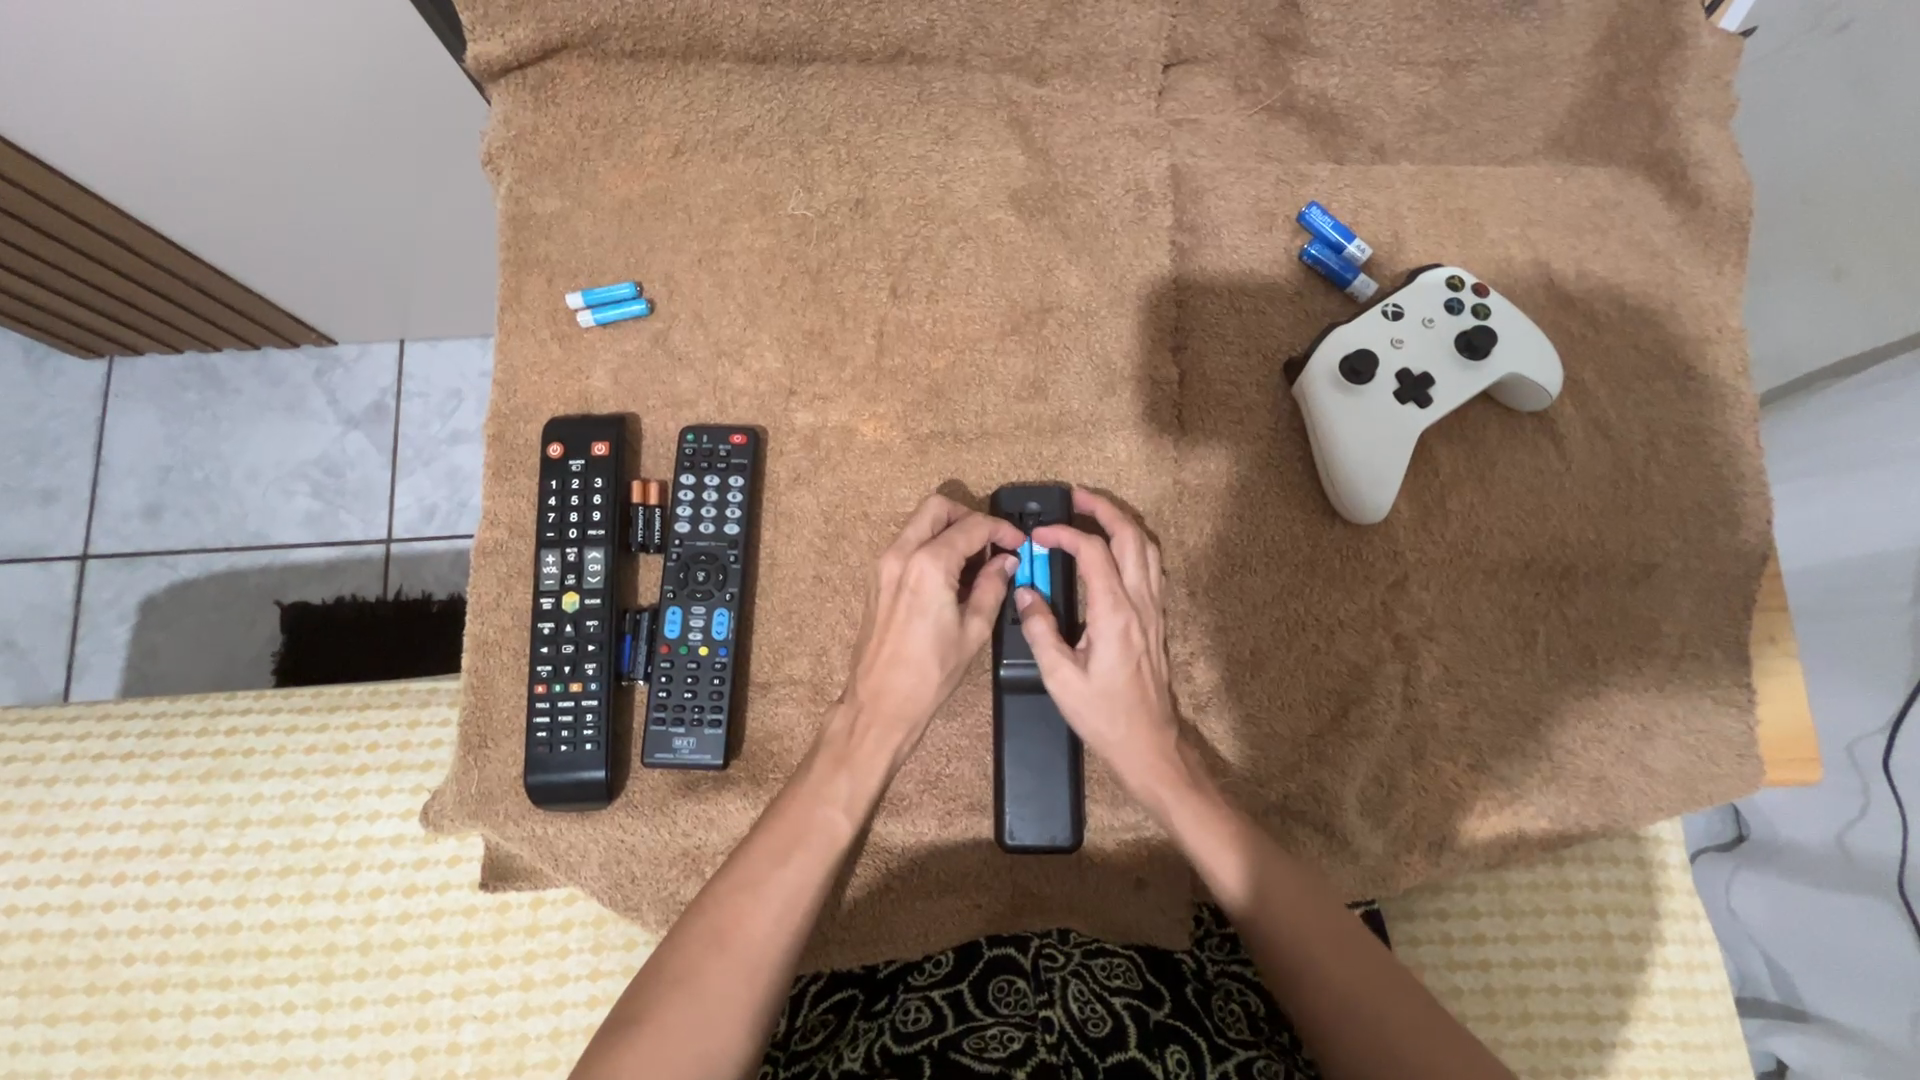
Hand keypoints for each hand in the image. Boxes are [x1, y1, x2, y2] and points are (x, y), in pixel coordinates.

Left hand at [837, 494, 1024, 765]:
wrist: (880, 703)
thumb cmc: (928, 674)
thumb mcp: (973, 630)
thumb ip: (992, 587)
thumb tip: (1006, 562)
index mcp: (928, 565)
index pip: (971, 527)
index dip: (1000, 530)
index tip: (1018, 542)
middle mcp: (900, 555)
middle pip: (937, 508)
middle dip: (969, 516)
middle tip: (992, 541)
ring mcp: (883, 566)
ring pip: (919, 523)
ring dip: (948, 530)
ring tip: (975, 560)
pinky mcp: (877, 579)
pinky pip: (906, 544)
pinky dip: (930, 545)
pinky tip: (951, 575)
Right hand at [1014, 489, 1189, 803]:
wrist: (1149, 743)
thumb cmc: (1104, 716)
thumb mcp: (1059, 677)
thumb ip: (1040, 629)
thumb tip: (1025, 593)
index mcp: (1114, 614)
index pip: (1093, 553)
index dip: (1064, 534)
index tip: (1039, 536)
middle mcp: (1140, 604)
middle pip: (1131, 537)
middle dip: (1104, 509)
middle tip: (1076, 496)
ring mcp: (1154, 610)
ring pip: (1147, 548)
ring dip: (1122, 523)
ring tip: (1095, 512)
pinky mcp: (1156, 620)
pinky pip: (1151, 567)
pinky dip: (1133, 546)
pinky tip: (1114, 550)